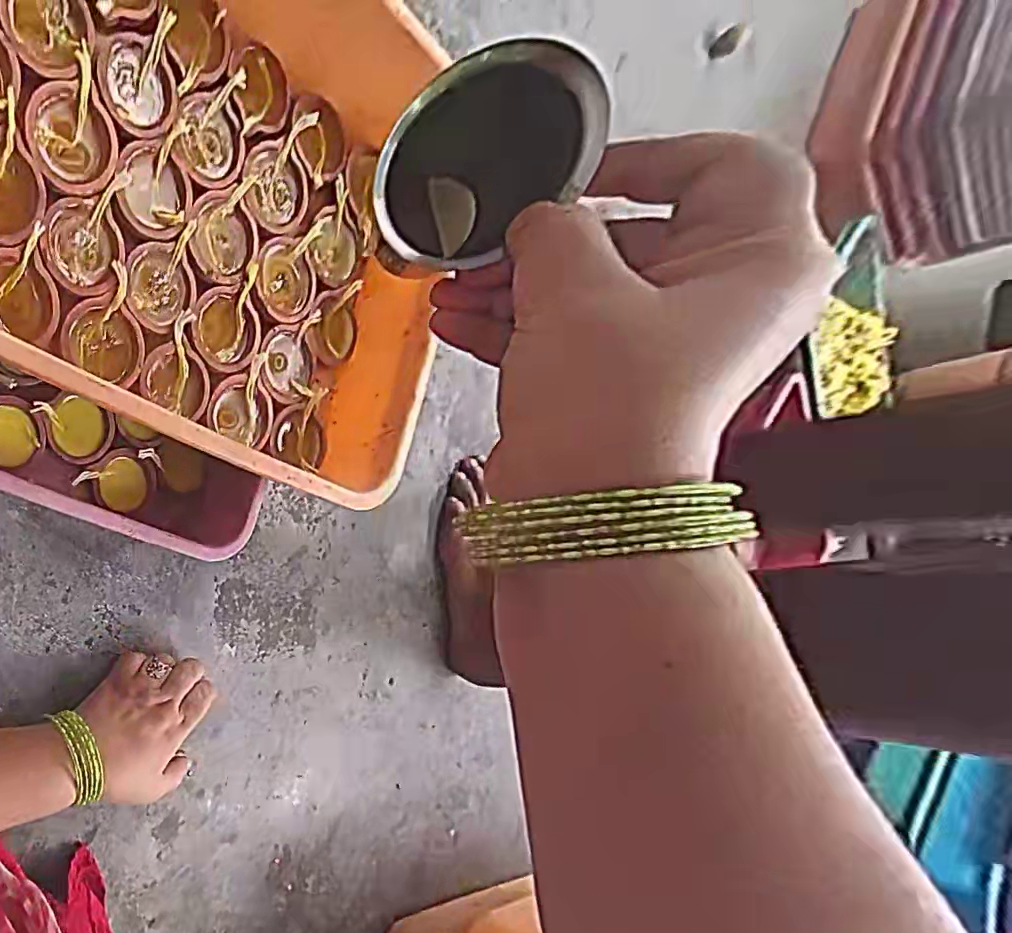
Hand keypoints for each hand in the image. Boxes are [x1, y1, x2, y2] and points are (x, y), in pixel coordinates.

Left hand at [72, 651, 217, 804]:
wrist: (79, 760)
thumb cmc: (115, 777)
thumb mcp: (154, 788)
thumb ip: (175, 773)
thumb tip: (183, 760)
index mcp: (175, 729)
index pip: (203, 698)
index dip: (206, 691)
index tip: (203, 692)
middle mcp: (161, 704)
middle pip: (190, 671)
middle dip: (193, 670)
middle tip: (188, 676)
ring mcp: (138, 689)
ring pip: (164, 660)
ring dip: (166, 664)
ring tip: (162, 673)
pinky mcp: (116, 680)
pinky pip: (134, 657)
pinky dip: (138, 660)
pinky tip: (136, 670)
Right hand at [429, 133, 839, 501]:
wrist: (579, 499)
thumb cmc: (605, 402)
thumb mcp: (576, 294)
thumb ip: (555, 233)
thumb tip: (536, 217)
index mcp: (755, 261)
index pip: (722, 168)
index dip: (645, 159)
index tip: (572, 173)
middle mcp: (715, 298)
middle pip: (628, 235)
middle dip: (542, 243)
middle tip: (484, 248)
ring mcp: (656, 340)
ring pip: (581, 286)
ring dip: (510, 284)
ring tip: (451, 287)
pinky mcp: (605, 374)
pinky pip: (557, 328)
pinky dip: (506, 321)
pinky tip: (454, 318)